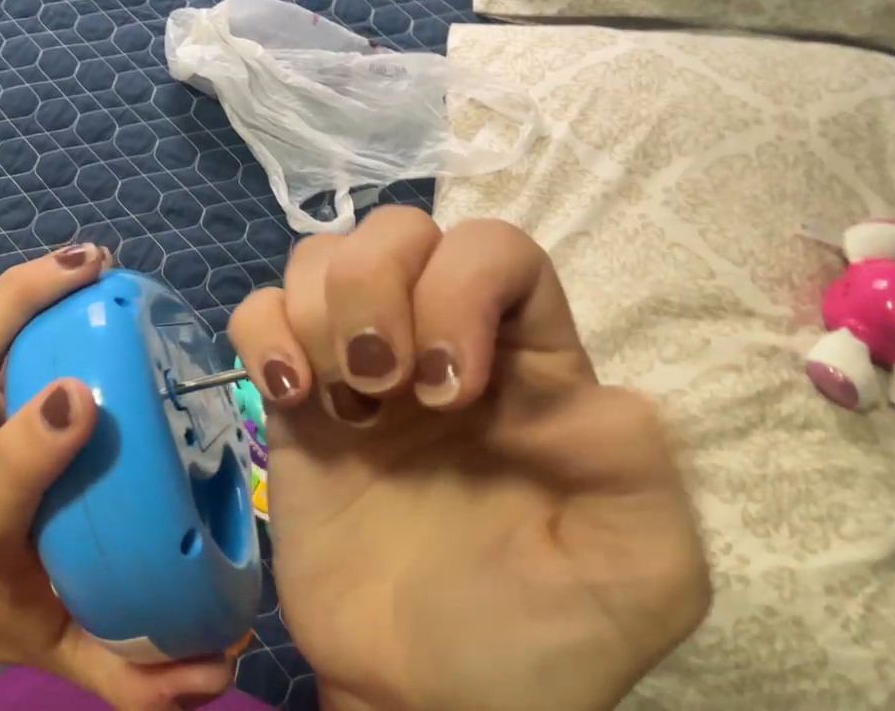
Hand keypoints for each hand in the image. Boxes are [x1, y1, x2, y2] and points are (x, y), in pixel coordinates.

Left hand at [0, 244, 234, 710]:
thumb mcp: (64, 658)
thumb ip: (138, 678)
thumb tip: (222, 667)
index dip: (32, 439)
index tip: (84, 400)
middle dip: (11, 308)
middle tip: (88, 270)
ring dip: (19, 292)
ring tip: (89, 261)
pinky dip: (23, 303)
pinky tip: (74, 282)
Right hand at [228, 208, 709, 710]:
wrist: (419, 694)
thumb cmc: (534, 638)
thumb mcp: (634, 576)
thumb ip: (639, 474)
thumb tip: (593, 391)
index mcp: (528, 366)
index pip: (496, 250)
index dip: (462, 286)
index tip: (448, 392)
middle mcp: (436, 342)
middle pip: (395, 230)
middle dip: (376, 293)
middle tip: (380, 388)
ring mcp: (354, 366)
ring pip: (318, 258)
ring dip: (320, 315)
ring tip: (336, 403)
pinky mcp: (289, 397)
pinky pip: (255, 311)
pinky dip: (262, 334)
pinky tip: (287, 398)